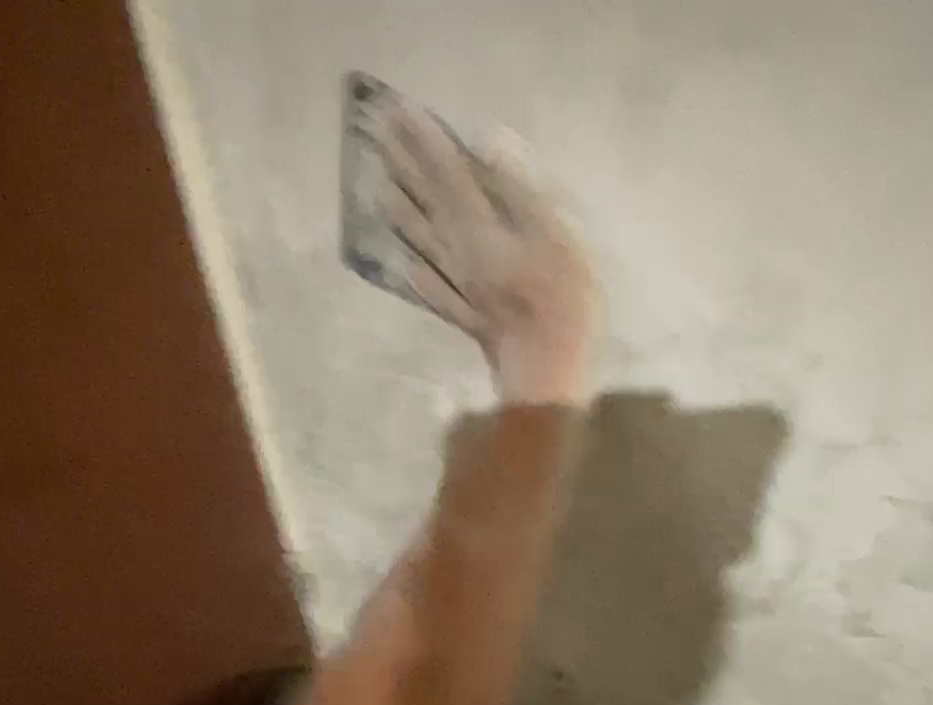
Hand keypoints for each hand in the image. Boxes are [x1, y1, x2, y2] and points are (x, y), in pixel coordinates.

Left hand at [364, 100, 595, 403]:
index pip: (447, 173)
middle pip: (426, 202)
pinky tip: (404, 267)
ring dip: (399, 211)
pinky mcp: (468, 317)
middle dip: (401, 164)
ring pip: (422, 242)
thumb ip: (519, 188)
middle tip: (371, 131)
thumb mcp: (555, 232)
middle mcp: (459, 253)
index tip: (395, 107)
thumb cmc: (561, 300)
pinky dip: (418, 275)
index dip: (423, 139)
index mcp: (478, 227)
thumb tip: (489, 141)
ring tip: (375, 185)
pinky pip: (435, 290)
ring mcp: (460, 287)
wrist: (546, 370)